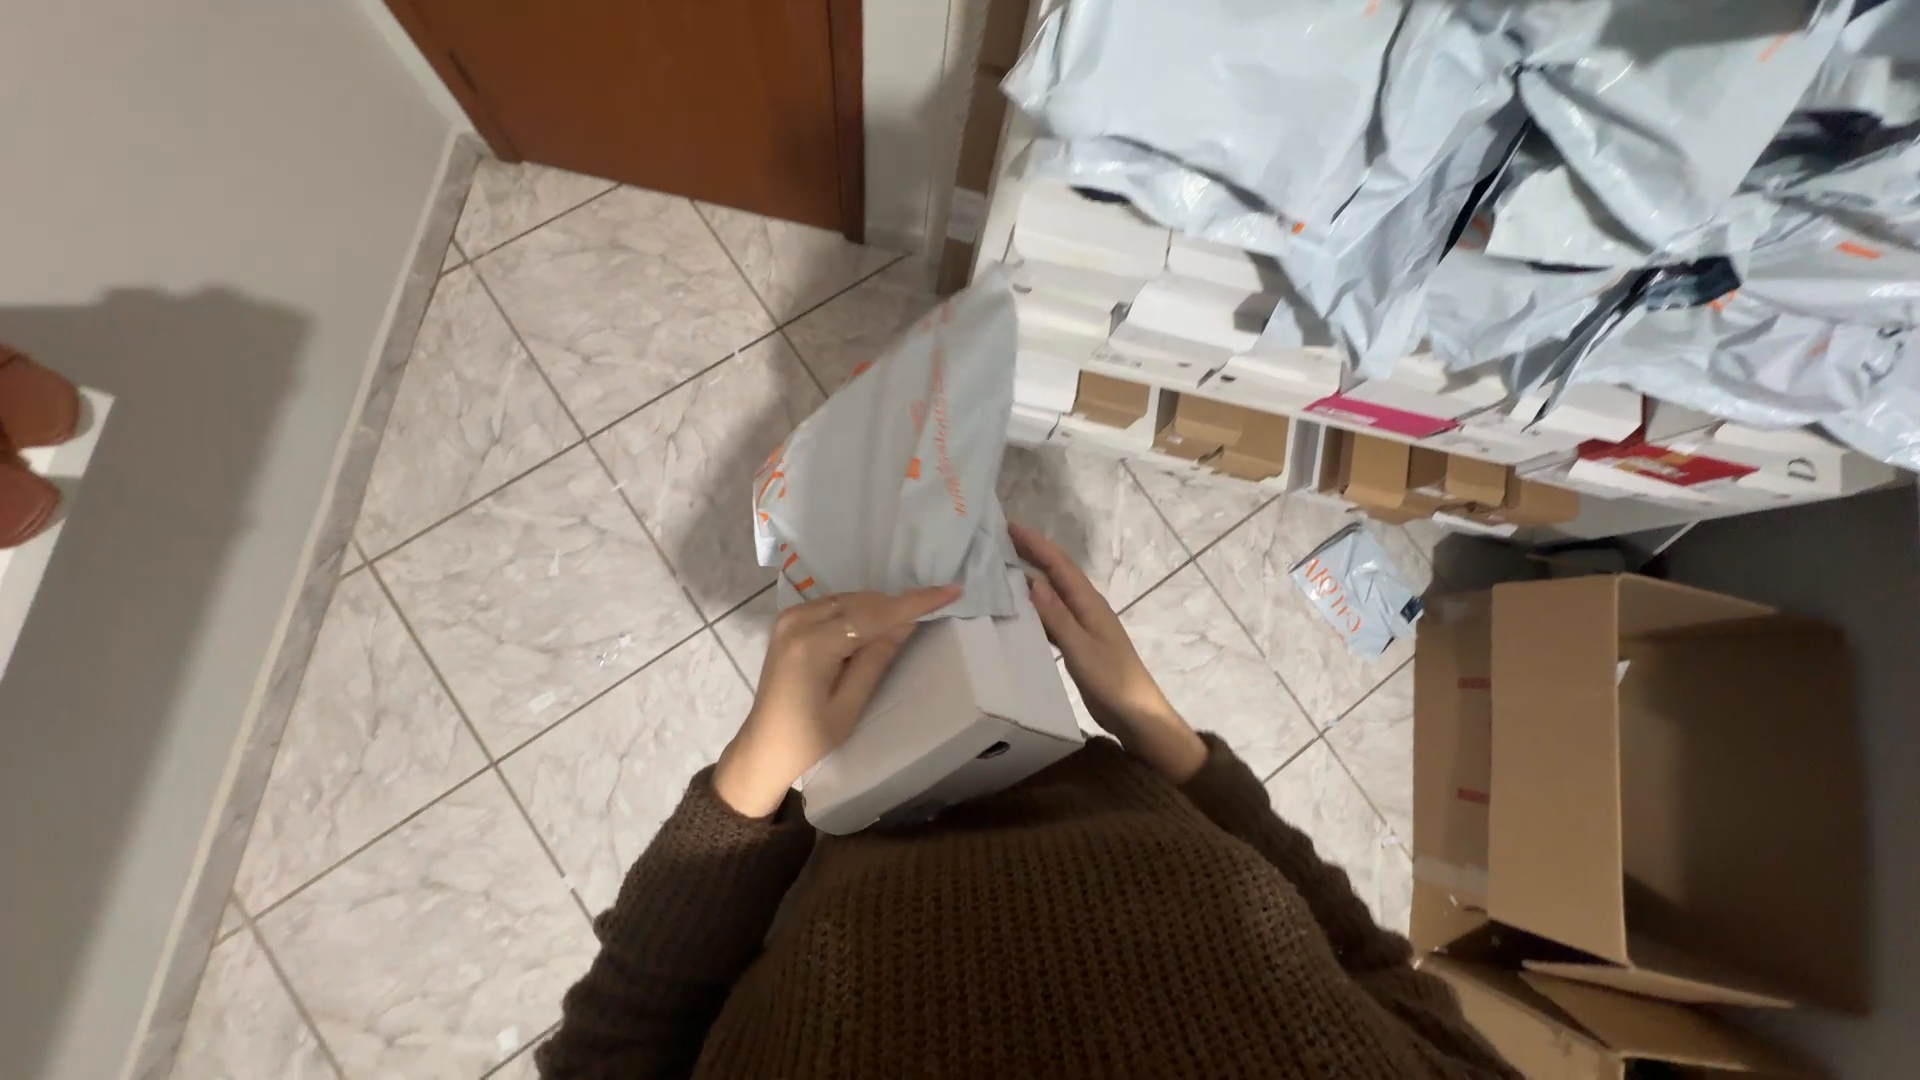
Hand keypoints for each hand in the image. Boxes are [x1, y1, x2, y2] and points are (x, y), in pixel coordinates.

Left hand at [713, 584, 962, 816]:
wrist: (763, 748)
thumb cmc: (809, 739)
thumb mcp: (849, 705)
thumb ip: (876, 658)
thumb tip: (905, 622)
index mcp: (813, 645)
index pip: (874, 615)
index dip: (915, 602)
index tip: (951, 590)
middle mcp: (798, 621)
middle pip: (862, 602)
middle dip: (898, 605)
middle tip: (935, 610)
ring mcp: (790, 618)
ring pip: (850, 600)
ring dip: (879, 608)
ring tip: (905, 624)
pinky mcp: (789, 622)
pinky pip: (834, 605)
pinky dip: (858, 611)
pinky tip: (875, 626)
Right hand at [1011, 523, 1207, 782]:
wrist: (1137, 715)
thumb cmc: (1113, 681)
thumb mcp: (1081, 648)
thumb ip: (1057, 616)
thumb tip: (1032, 581)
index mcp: (1090, 604)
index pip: (1059, 565)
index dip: (1035, 544)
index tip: (1009, 526)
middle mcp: (1086, 608)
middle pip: (1056, 573)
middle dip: (1032, 553)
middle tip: (999, 539)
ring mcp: (1082, 626)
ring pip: (1052, 593)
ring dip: (1030, 578)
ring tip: (1001, 568)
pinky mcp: (1077, 644)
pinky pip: (1051, 616)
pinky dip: (1034, 607)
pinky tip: (1017, 610)